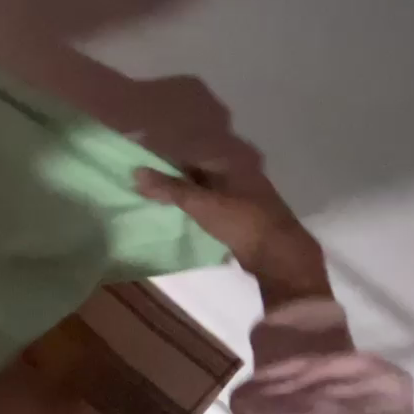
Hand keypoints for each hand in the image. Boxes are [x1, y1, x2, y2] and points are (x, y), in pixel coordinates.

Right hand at [135, 164, 330, 307]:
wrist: (278, 253)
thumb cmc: (240, 221)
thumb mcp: (200, 203)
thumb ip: (169, 188)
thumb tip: (136, 171)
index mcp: (234, 167)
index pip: (192, 160)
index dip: (167, 167)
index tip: (145, 178)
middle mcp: (241, 177)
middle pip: (199, 176)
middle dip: (174, 184)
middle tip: (148, 194)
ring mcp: (245, 198)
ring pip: (206, 193)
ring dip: (185, 199)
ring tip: (160, 207)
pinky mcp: (244, 217)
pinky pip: (213, 208)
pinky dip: (196, 211)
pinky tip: (183, 220)